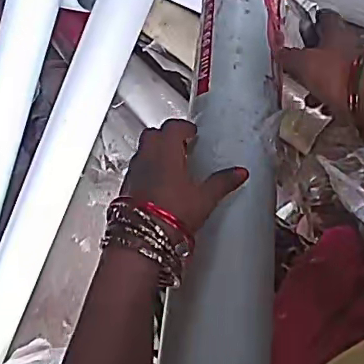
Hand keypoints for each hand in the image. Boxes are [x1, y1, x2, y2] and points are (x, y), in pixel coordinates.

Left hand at [120, 120, 246, 236]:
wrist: (141, 236)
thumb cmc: (170, 214)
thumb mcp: (204, 198)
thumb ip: (222, 182)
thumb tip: (238, 174)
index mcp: (165, 151)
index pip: (173, 127)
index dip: (183, 127)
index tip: (191, 132)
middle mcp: (146, 157)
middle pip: (153, 134)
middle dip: (166, 136)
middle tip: (181, 144)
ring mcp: (133, 172)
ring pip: (142, 152)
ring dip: (155, 152)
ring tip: (171, 164)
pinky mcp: (126, 188)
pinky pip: (136, 170)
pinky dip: (147, 170)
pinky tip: (158, 184)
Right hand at [280, 10, 363, 129]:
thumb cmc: (334, 76)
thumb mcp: (301, 63)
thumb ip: (288, 56)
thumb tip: (280, 53)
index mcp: (336, 31)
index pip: (324, 17)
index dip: (312, 20)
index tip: (303, 25)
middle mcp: (349, 45)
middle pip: (327, 44)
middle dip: (311, 53)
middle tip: (298, 60)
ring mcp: (356, 66)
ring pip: (332, 67)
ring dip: (318, 77)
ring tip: (306, 88)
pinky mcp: (358, 86)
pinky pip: (339, 86)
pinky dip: (328, 93)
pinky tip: (320, 102)